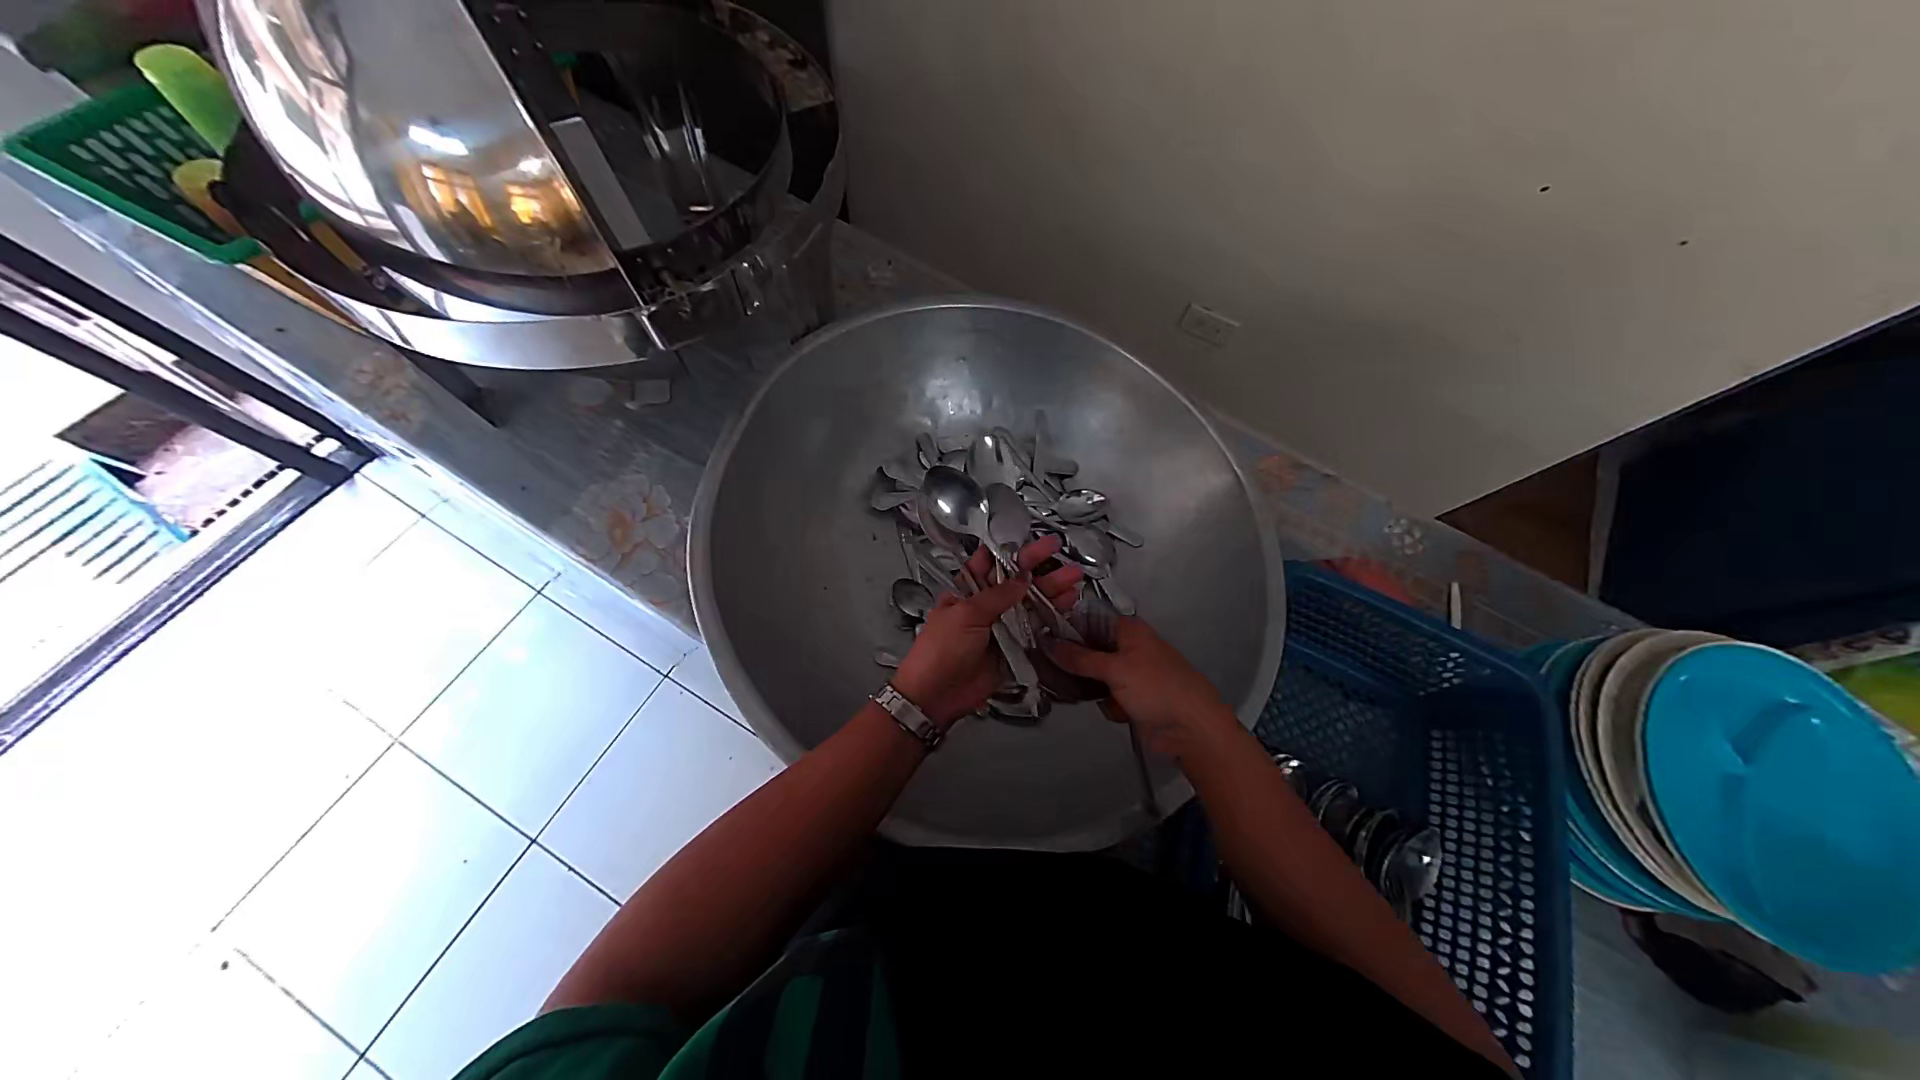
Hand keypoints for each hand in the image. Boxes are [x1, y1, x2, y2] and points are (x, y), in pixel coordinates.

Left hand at [890, 534, 1082, 727]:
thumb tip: (1023, 578)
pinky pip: (1034, 629)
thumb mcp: (966, 614)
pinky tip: (1066, 605)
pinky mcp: (1012, 648)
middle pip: (1015, 581)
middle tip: (1058, 552)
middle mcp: (984, 607)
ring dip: (1050, 590)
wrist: (936, 695)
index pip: (990, 564)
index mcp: (965, 592)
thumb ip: (997, 595)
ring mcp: (999, 627)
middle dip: (1038, 566)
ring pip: (1029, 603)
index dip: (1012, 552)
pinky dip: (1051, 617)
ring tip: (1073, 578)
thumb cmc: (939, 651)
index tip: (1033, 542)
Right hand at [1048, 617, 1239, 754]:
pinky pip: (1106, 695)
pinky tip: (1111, 710)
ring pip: (1094, 674)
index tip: (1041, 636)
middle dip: (1073, 661)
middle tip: (1047, 667)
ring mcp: (1130, 674)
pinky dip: (1106, 703)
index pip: (1089, 619)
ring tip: (1072, 691)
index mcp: (1129, 630)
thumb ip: (1079, 657)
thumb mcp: (1115, 668)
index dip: (1066, 627)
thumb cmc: (1157, 688)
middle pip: (1089, 648)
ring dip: (1088, 685)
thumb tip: (1047, 644)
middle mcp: (1128, 647)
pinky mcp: (1131, 698)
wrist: (1192, 729)